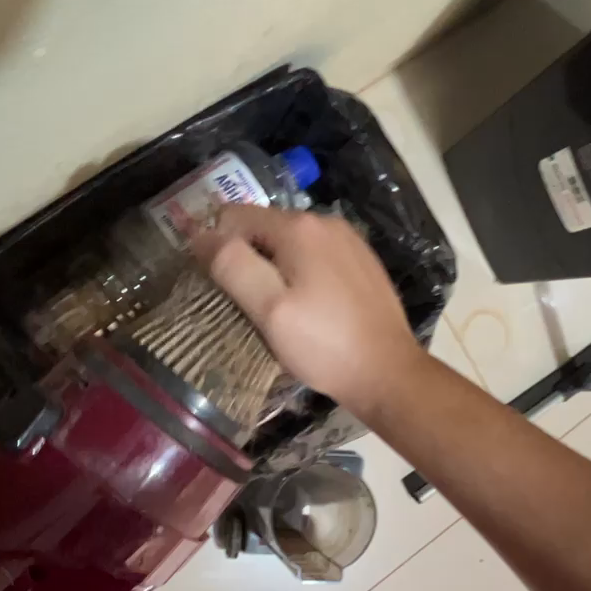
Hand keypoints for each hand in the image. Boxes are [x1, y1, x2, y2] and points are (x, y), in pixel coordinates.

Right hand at [193, 204, 426, 410]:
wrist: (388, 373)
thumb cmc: (325, 346)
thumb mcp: (270, 310)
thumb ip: (232, 267)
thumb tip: (202, 235)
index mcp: (299, 227)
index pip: (234, 217)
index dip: (218, 249)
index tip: (220, 290)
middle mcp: (326, 222)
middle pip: (265, 230)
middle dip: (250, 262)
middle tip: (252, 310)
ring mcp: (350, 243)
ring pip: (293, 247)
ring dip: (278, 272)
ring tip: (282, 315)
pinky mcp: (364, 265)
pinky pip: (319, 261)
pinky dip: (306, 279)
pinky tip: (313, 313)